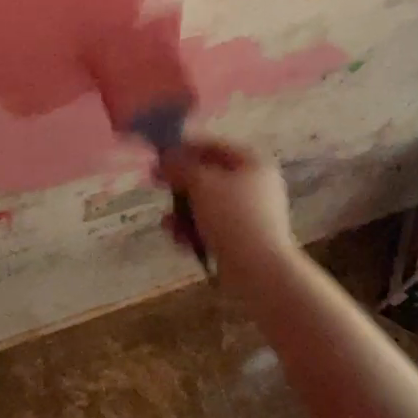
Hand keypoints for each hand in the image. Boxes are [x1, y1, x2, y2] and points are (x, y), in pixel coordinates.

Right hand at [161, 138, 297, 284]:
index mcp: (253, 161)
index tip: (158, 158)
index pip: (212, 145)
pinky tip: (179, 240)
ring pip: (208, 203)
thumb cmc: (232, 217)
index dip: (183, 149)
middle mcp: (255, 184)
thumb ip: (180, 165)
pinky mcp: (245, 240)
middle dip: (180, 183)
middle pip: (209, 175)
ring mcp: (252, 214)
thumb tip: (165, 158)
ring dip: (183, 211)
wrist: (261, 272)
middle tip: (155, 184)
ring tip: (168, 223)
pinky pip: (214, 226)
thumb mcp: (200, 183)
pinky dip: (195, 230)